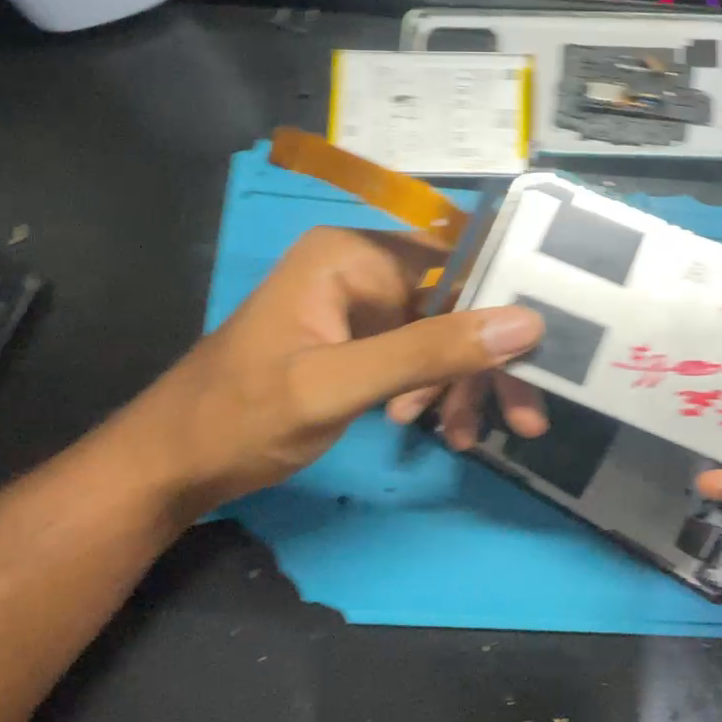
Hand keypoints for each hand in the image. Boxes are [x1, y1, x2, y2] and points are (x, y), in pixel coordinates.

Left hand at [129, 227, 546, 510]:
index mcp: (350, 255)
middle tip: (526, 416)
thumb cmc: (240, 418)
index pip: (456, 261)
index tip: (546, 351)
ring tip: (468, 437)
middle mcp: (363, 270)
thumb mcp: (336, 386)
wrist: (175, 466)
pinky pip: (423, 360)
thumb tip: (525, 323)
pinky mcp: (364, 344)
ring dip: (466, 386)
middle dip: (488, 361)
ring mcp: (364, 308)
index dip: (506, 299)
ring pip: (446, 336)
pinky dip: (439, 394)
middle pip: (457, 303)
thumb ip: (427, 352)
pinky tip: (441, 428)